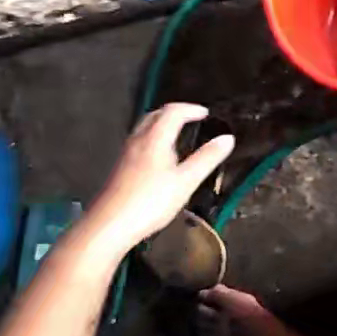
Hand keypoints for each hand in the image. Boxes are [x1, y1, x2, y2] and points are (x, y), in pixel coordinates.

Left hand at [84, 103, 233, 253]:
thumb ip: (207, 158)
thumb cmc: (150, 202)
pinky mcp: (120, 168)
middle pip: (155, 116)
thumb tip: (227, 138)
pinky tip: (160, 156)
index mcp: (155, 139)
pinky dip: (153, 138)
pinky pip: (139, 142)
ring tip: (178, 133)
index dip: (190, 109)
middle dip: (174, 113)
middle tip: (191, 118)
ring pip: (144, 128)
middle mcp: (138, 141)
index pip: (172, 112)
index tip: (205, 114)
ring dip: (162, 124)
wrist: (109, 225)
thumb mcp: (186, 181)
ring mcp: (126, 154)